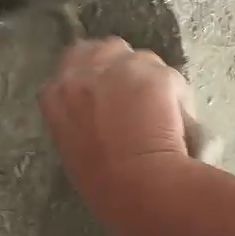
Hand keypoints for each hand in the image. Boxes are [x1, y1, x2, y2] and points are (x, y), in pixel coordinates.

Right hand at [39, 38, 198, 228]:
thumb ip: (78, 118)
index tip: (110, 91)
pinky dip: (177, 97)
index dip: (97, 75)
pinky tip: (178, 125)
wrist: (135, 186)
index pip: (74, 62)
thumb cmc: (102, 184)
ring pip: (143, 60)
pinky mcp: (154, 73)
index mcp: (56, 94)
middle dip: (123, 66)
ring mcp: (120, 68)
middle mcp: (83, 72)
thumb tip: (99, 112)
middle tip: (139, 95)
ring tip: (159, 115)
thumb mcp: (73, 147)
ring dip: (151, 80)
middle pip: (108, 49)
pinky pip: (171, 78)